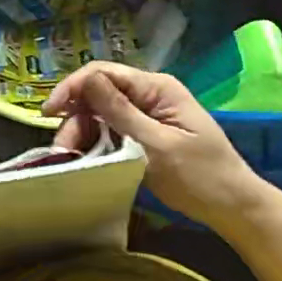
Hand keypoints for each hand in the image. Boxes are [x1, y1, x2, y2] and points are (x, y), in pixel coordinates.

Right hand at [45, 62, 268, 225]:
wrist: (233, 206)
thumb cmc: (200, 176)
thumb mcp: (156, 145)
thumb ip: (120, 112)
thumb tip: (86, 79)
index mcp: (156, 88)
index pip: (102, 73)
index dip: (72, 88)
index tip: (48, 113)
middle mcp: (148, 94)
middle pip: (97, 94)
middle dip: (75, 118)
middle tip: (62, 149)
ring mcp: (145, 113)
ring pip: (99, 113)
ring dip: (82, 132)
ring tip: (73, 158)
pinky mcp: (142, 132)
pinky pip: (109, 129)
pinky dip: (94, 142)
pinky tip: (86, 158)